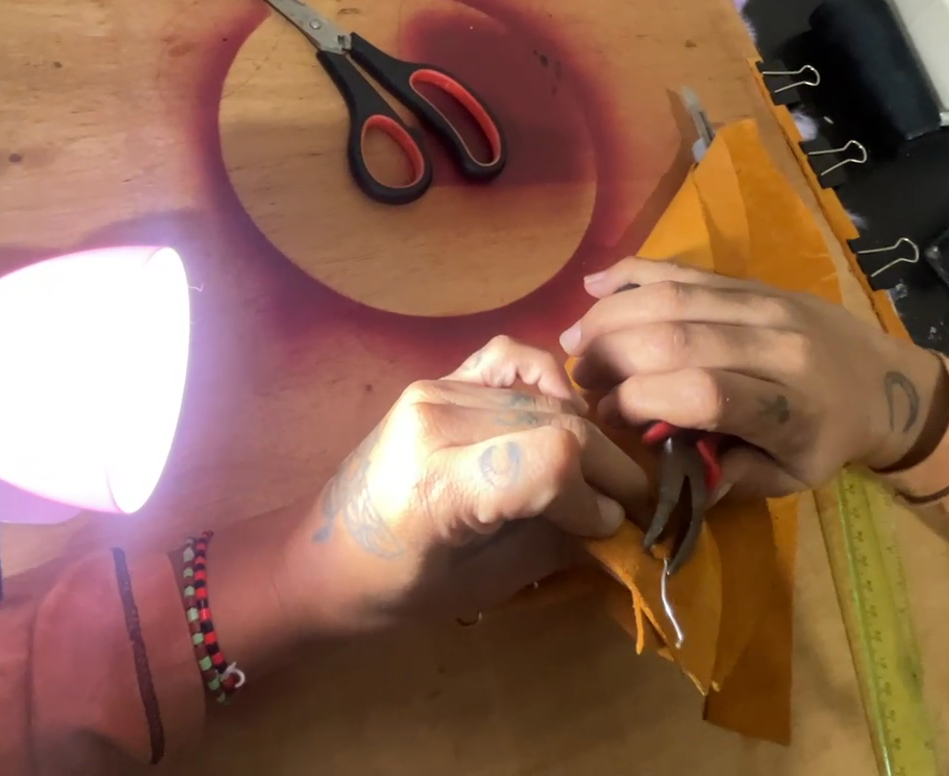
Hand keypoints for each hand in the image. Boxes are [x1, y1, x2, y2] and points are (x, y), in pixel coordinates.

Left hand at [281, 336, 649, 634]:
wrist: (323, 553)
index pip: (549, 460)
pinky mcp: (436, 379)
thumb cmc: (392, 590)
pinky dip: (547, 379)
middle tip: (626, 503)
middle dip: (604, 465)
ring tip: (595, 468)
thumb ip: (551, 545)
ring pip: (543, 397)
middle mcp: (438, 419)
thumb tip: (614, 520)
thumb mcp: (478, 587)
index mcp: (439, 483)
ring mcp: (435, 389)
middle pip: (557, 423)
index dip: (594, 495)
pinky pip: (510, 358)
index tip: (608, 526)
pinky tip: (560, 410)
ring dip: (584, 432)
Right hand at [558, 257, 948, 496]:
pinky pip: (684, 270)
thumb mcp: (790, 479)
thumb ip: (728, 478)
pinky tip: (592, 286)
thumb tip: (658, 465)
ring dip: (611, 315)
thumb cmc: (831, 440)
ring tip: (574, 340)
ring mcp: (764, 303)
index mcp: (791, 408)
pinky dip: (633, 274)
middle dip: (612, 354)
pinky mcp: (751, 281)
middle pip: (677, 336)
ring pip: (674, 297)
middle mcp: (777, 346)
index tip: (608, 417)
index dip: (642, 401)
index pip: (704, 393)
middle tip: (578, 377)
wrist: (888, 383)